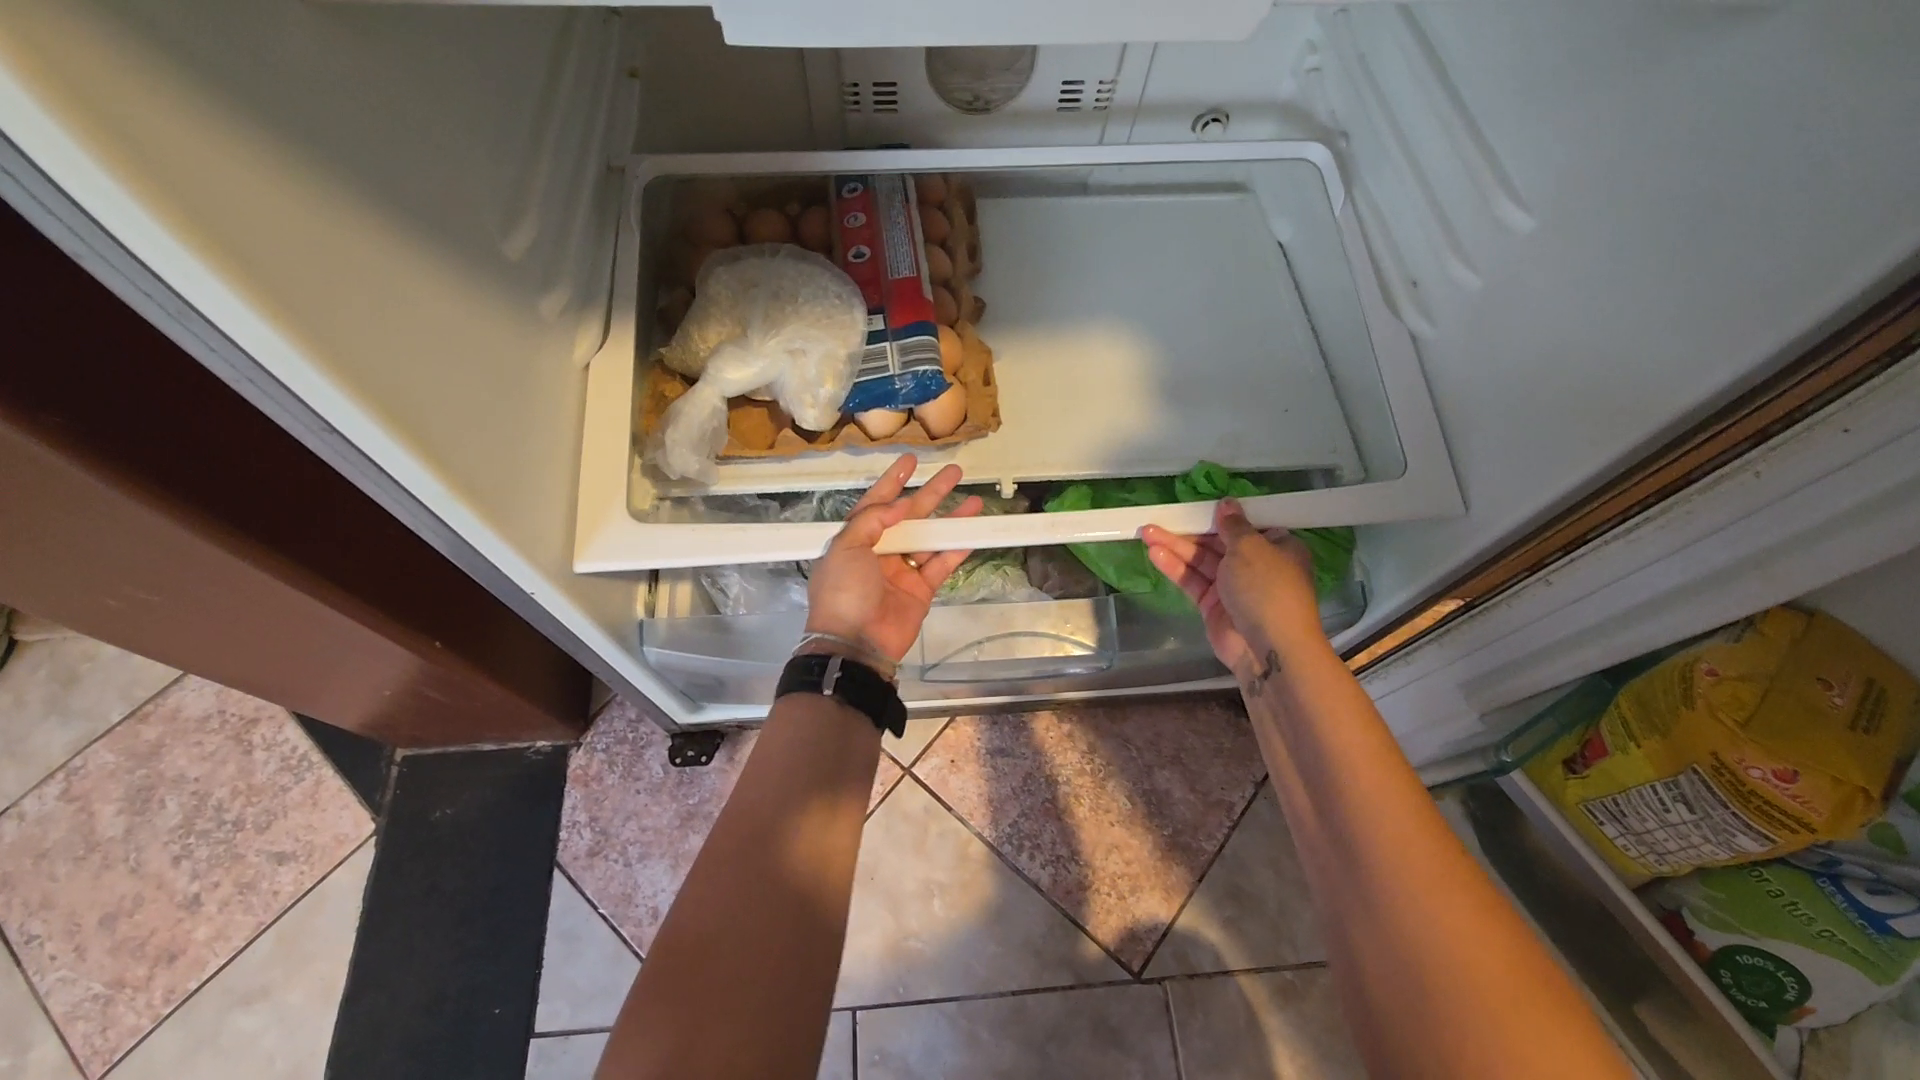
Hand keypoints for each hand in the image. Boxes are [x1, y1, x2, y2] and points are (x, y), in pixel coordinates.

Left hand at [806, 454, 983, 662]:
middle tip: (954, 472)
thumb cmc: (844, 592)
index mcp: (856, 539)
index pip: (876, 503)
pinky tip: (973, 533)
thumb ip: (872, 520)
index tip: (911, 461)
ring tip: (975, 502)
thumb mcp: (846, 548)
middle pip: (910, 516)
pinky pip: (941, 565)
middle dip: (931, 493)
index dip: (893, 481)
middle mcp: (880, 551)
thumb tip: (899, 505)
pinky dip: (957, 550)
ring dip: (951, 520)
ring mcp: (902, 571)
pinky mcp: (921, 590)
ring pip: (931, 538)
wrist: (855, 643)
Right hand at [1140, 498, 1321, 677]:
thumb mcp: (1251, 547)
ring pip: (1200, 561)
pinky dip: (1175, 568)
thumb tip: (1226, 504)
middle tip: (1160, 518)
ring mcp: (1233, 586)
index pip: (1247, 525)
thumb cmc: (1267, 588)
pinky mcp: (1213, 605)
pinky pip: (1192, 581)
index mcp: (1277, 546)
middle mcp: (1256, 565)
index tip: (1196, 505)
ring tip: (1147, 533)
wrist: (1268, 646)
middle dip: (1189, 531)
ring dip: (1175, 547)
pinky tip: (1155, 554)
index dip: (1221, 515)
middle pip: (1218, 542)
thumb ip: (1232, 525)